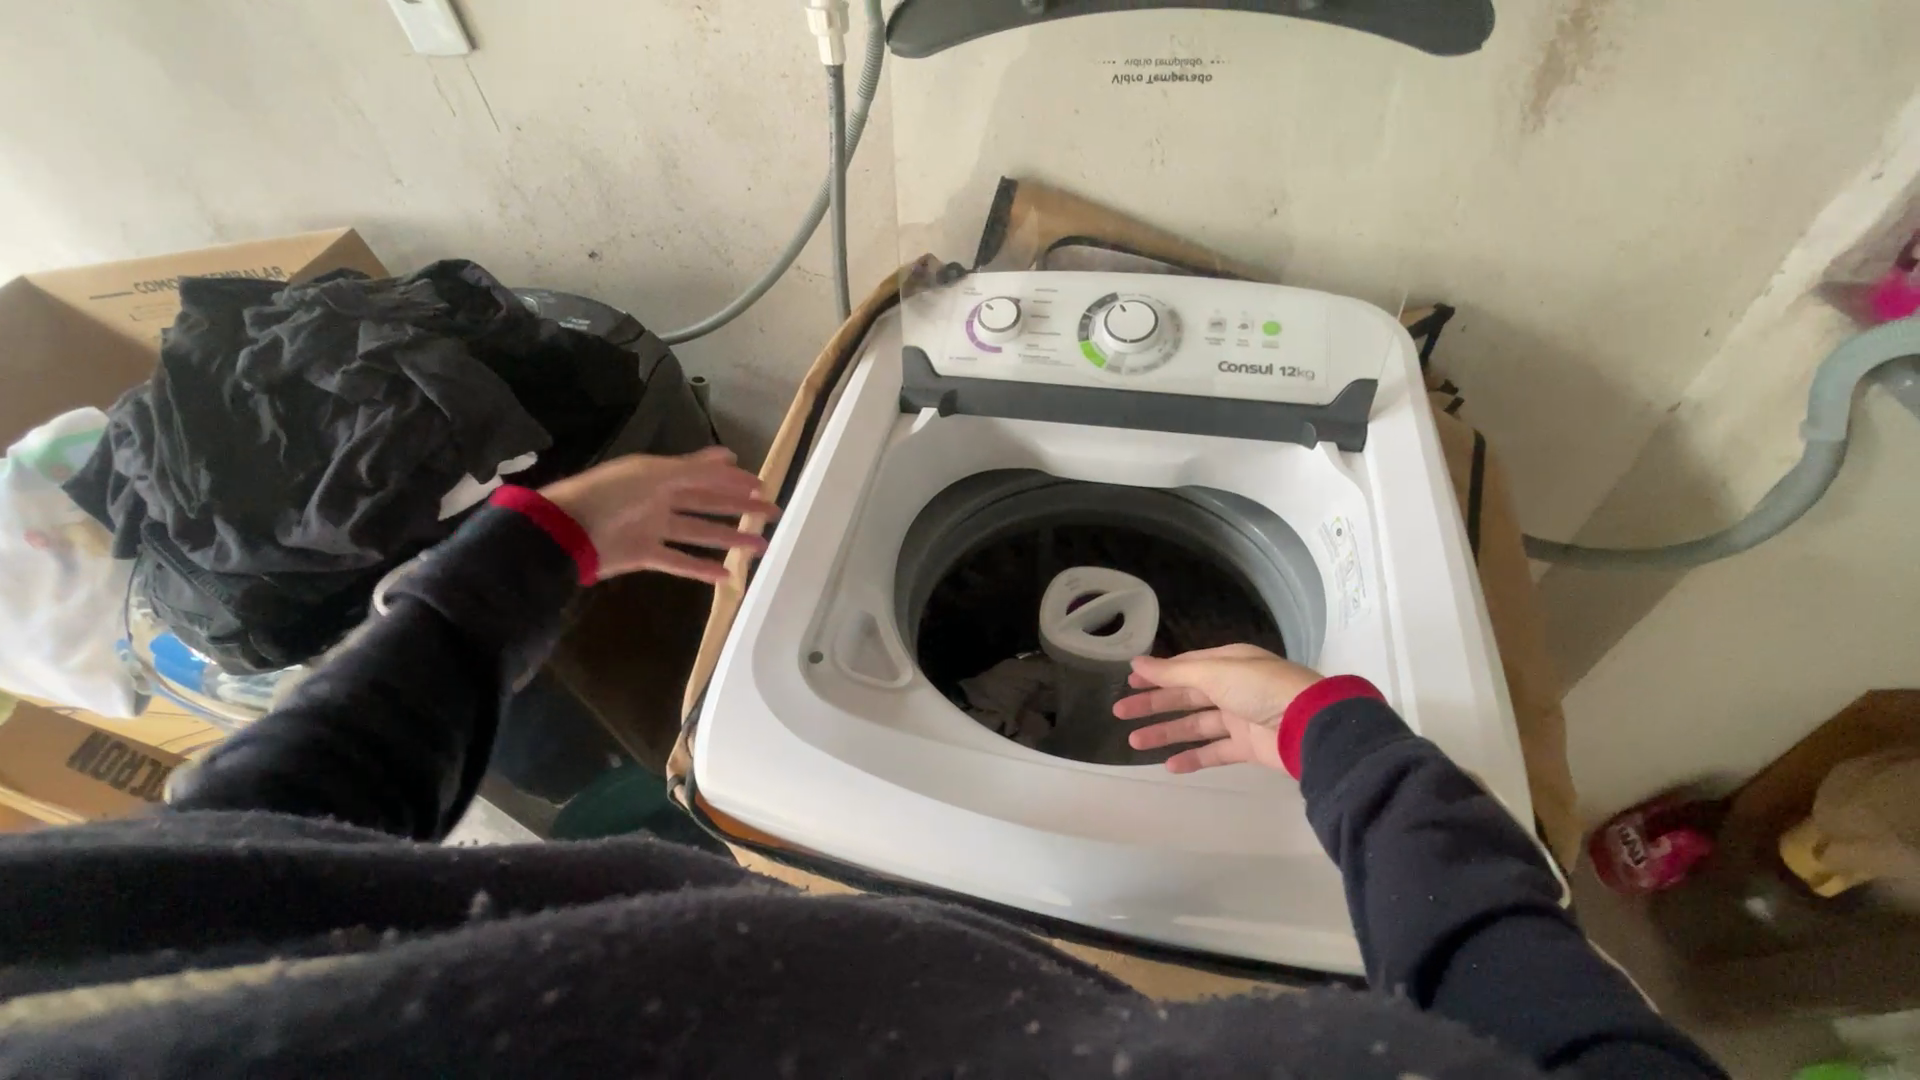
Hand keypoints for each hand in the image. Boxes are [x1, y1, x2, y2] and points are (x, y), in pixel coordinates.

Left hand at [539, 447, 779, 584]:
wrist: (565, 531)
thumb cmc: (610, 495)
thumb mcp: (655, 475)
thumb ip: (695, 470)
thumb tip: (731, 458)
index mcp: (660, 473)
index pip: (705, 473)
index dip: (733, 477)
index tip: (761, 483)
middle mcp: (659, 498)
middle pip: (707, 501)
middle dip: (739, 506)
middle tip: (771, 512)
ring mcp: (652, 527)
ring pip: (699, 532)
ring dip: (729, 537)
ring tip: (760, 545)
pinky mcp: (644, 554)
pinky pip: (679, 561)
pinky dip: (701, 569)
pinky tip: (727, 575)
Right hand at [1112, 644, 1323, 773]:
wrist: (1310, 725)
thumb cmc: (1260, 688)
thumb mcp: (1214, 672)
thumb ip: (1173, 671)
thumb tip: (1136, 662)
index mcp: (1227, 663)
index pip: (1184, 667)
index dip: (1156, 674)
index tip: (1129, 682)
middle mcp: (1233, 688)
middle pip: (1185, 695)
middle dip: (1153, 704)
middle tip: (1120, 713)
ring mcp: (1241, 718)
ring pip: (1195, 725)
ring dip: (1165, 732)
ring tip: (1134, 742)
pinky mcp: (1248, 747)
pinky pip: (1214, 752)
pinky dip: (1192, 757)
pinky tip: (1169, 765)